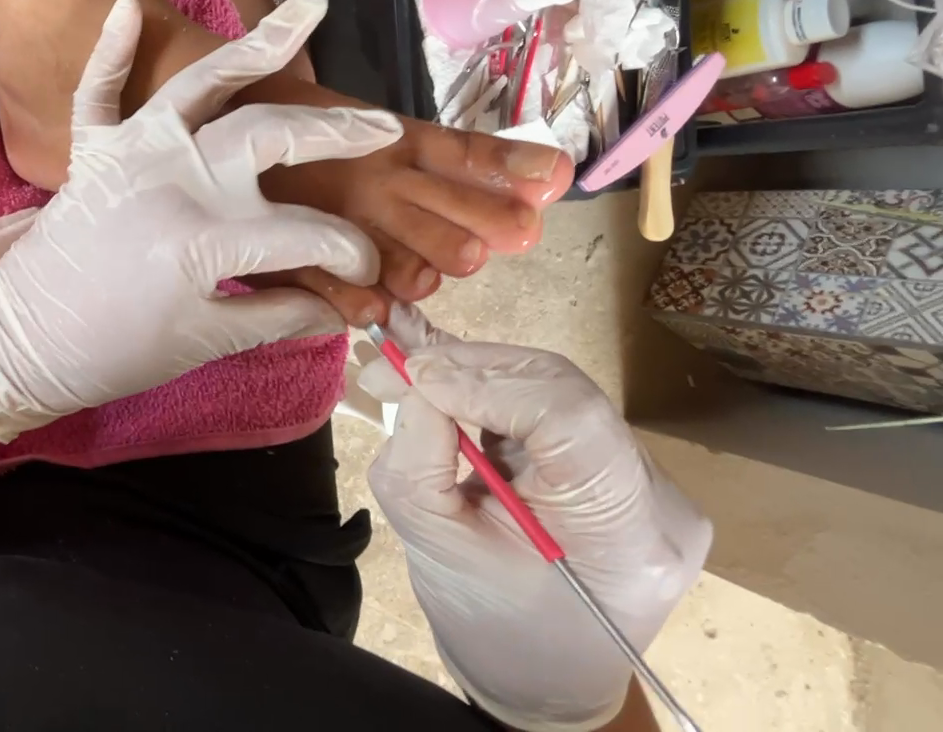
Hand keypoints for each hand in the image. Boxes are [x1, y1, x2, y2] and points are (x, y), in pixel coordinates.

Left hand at [0, 0, 402, 440]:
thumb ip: (282, 315)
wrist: (23, 343)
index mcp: (204, 245)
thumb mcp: (207, 342)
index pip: (307, 236)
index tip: (369, 274)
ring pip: (198, 90)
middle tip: (381, 130)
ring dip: (254, 48)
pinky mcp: (90, 155)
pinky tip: (126, 6)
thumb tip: (348, 303)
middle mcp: (171, 184)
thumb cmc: (116, 352)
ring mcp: (127, 159)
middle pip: (269, 139)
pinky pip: (96, 94)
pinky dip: (108, 52)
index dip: (351, 256)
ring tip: (310, 13)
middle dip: (335, 134)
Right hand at [359, 306, 710, 731]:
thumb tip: (415, 378)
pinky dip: (484, 386)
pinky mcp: (615, 462)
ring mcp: (643, 476)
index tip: (411, 379)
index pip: (569, 416)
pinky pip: (546, 401)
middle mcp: (654, 495)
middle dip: (463, 365)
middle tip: (387, 368)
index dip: (482, 383)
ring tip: (402, 375)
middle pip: (559, 385)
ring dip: (468, 370)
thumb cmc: (484, 621)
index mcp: (623, 533)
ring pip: (550, 384)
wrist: (540, 676)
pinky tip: (438, 384)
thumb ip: (419, 453)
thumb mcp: (431, 538)